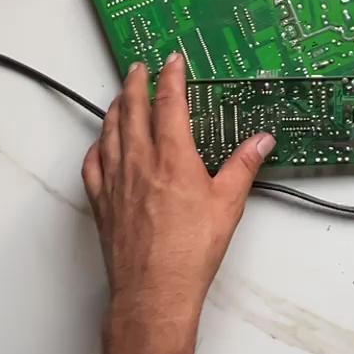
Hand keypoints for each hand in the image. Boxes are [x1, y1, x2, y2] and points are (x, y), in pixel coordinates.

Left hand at [82, 54, 273, 333]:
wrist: (155, 291)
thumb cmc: (190, 253)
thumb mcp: (228, 204)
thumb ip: (244, 166)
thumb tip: (260, 142)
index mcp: (172, 158)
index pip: (169, 104)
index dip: (170, 78)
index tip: (172, 62)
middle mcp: (140, 163)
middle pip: (133, 110)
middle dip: (136, 83)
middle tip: (138, 68)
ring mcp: (116, 182)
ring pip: (110, 131)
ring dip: (116, 108)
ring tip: (121, 96)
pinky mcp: (102, 203)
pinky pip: (93, 164)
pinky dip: (97, 146)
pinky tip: (101, 144)